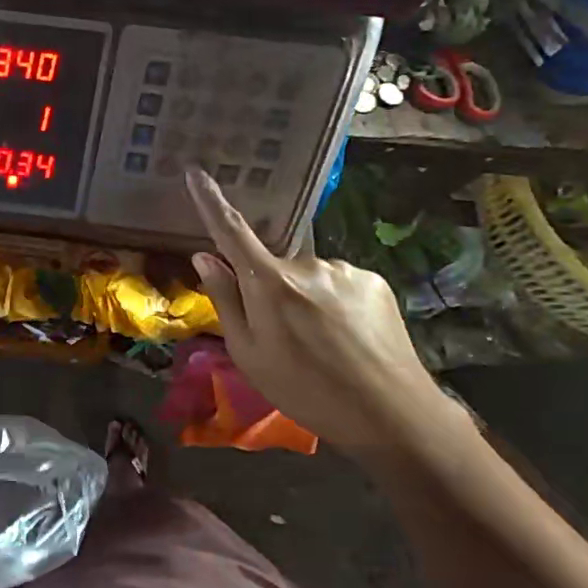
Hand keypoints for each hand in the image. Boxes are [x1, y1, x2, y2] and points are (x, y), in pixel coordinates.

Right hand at [185, 167, 470, 459]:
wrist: (391, 415)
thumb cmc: (304, 390)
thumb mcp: (248, 353)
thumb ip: (225, 300)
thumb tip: (204, 256)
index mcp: (269, 284)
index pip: (231, 232)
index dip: (210, 201)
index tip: (195, 172)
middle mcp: (306, 265)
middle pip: (271, 266)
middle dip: (268, 290)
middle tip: (281, 336)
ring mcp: (344, 270)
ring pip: (306, 276)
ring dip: (302, 298)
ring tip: (319, 344)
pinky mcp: (373, 281)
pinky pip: (336, 282)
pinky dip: (330, 302)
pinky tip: (345, 337)